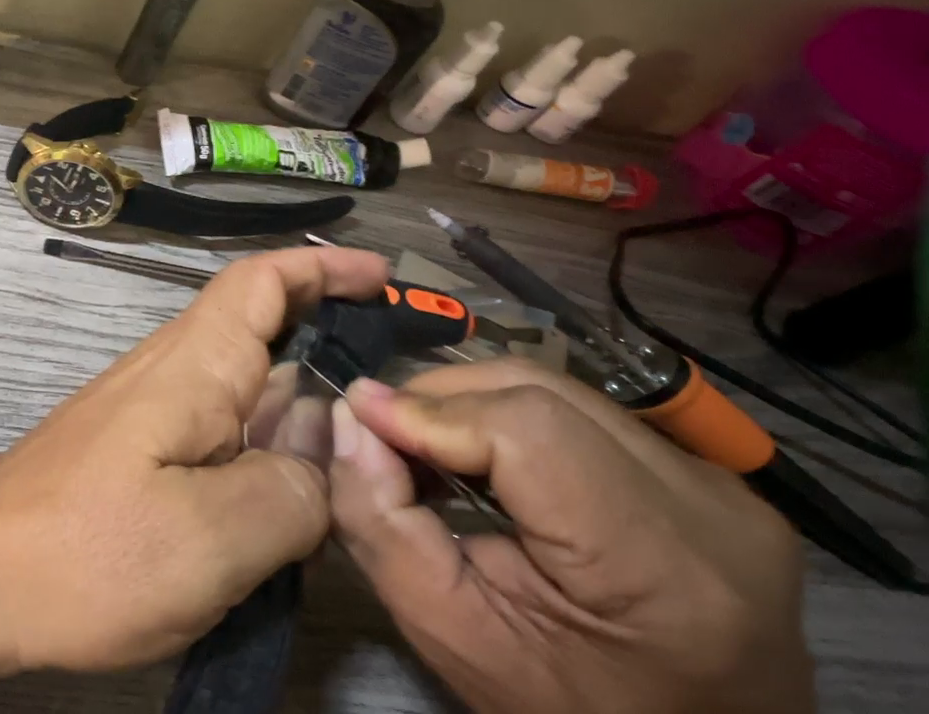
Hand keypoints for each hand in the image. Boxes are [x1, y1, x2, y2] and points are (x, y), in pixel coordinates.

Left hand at [0, 247, 388, 672]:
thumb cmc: (89, 553)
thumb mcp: (216, 535)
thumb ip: (293, 491)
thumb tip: (324, 451)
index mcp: (190, 369)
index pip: (259, 284)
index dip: (321, 266)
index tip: (382, 275)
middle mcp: (167, 379)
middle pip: (258, 341)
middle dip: (329, 355)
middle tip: (403, 404)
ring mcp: (145, 422)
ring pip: (242, 400)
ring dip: (299, 421)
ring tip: (362, 469)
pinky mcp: (131, 463)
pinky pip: (216, 443)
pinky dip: (263, 459)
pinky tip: (288, 510)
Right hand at [329, 358, 812, 713]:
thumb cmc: (562, 706)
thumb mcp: (450, 632)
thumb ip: (382, 524)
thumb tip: (347, 417)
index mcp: (658, 566)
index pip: (526, 429)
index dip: (430, 411)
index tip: (358, 419)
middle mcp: (708, 506)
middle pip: (540, 391)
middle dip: (439, 397)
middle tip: (380, 433)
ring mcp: (720, 485)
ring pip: (558, 387)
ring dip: (470, 402)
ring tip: (422, 443)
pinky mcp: (709, 475)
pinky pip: (583, 410)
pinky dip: (510, 416)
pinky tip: (480, 455)